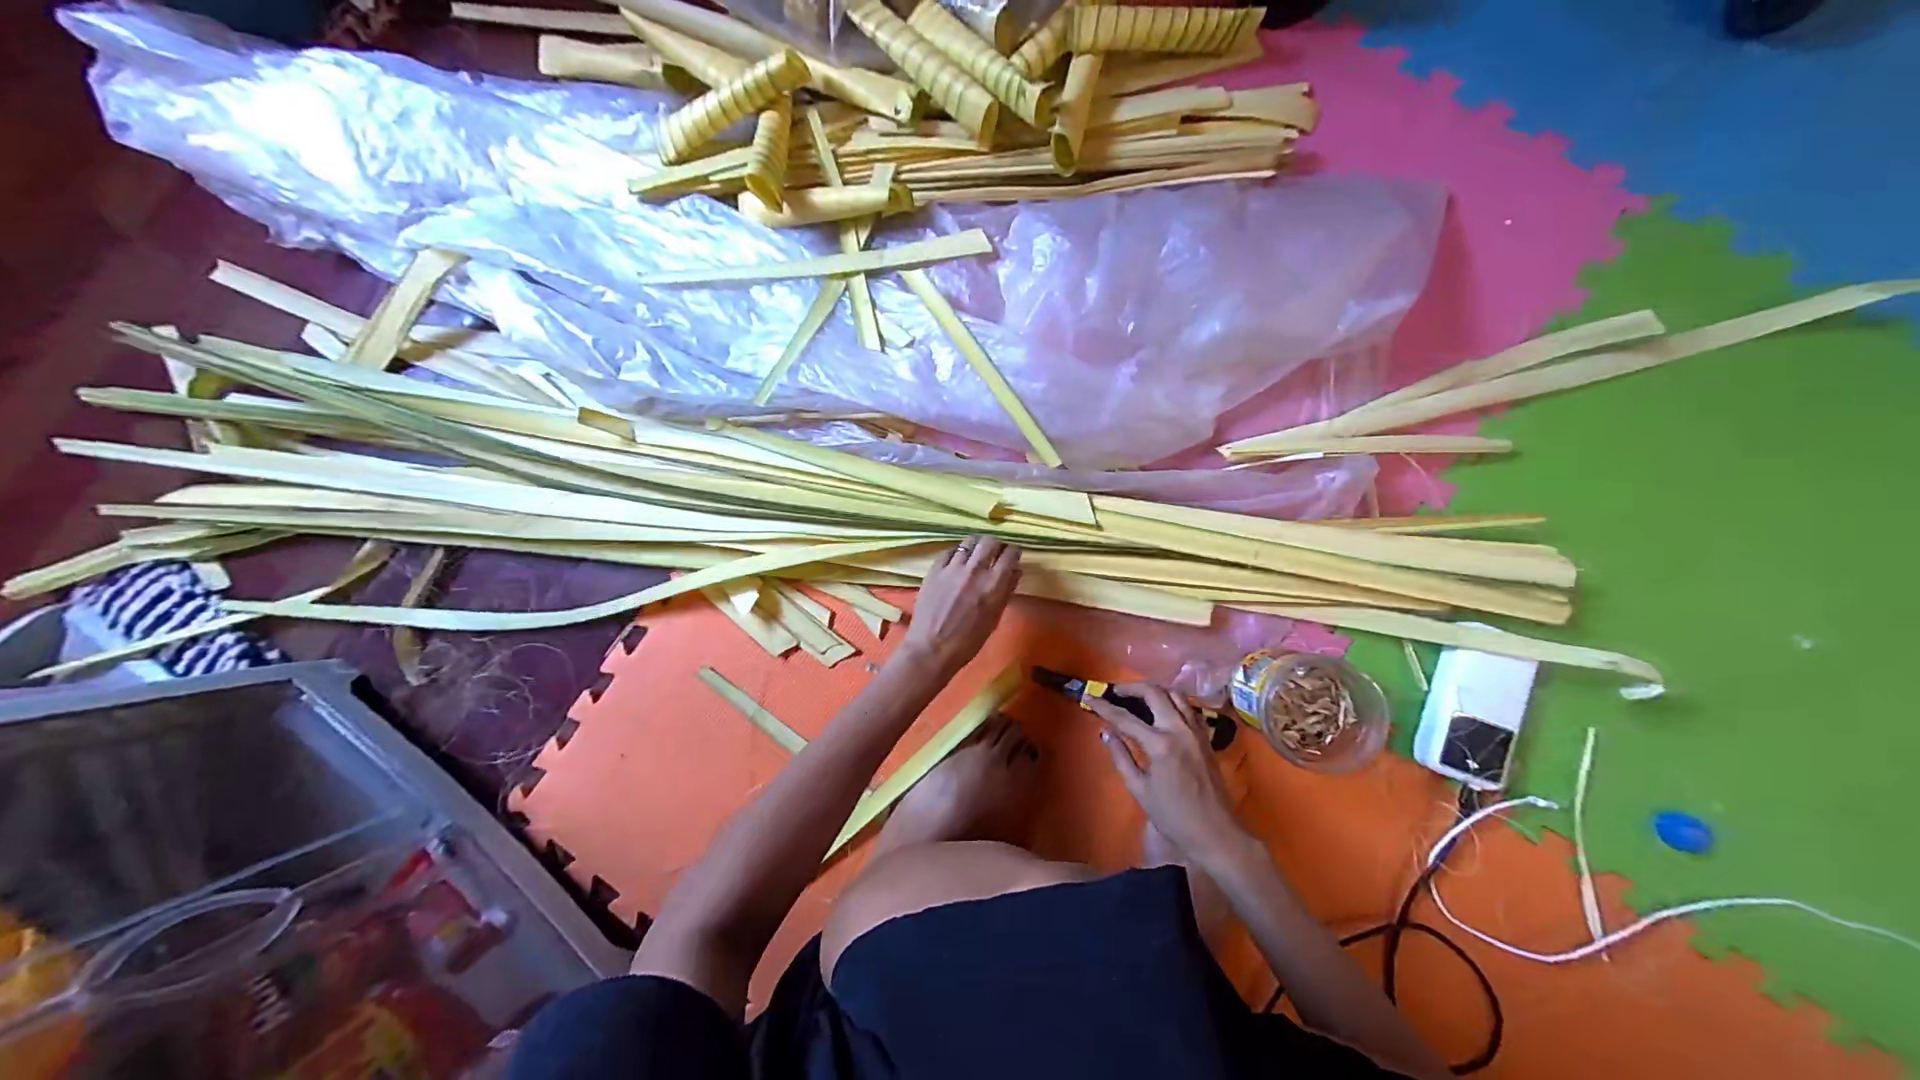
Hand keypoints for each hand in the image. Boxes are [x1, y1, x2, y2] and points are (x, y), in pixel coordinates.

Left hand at [899, 536, 1020, 676]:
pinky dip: (956, 553)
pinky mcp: (935, 570)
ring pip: (968, 542)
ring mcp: (953, 568)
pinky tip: (957, 561)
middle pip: (990, 541)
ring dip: (976, 546)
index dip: (1014, 552)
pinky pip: (949, 551)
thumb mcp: (994, 618)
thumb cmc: (968, 641)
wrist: (932, 649)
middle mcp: (975, 570)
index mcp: (994, 585)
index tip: (1012, 555)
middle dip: (996, 544)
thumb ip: (1006, 591)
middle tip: (995, 552)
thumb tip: (1015, 571)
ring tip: (975, 554)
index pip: (1010, 554)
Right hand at [1087, 684, 1252, 870]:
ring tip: (1137, 697)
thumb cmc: (1173, 816)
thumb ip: (1121, 756)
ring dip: (1154, 690)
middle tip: (1114, 692)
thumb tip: (1106, 731)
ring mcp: (1196, 731)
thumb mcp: (1139, 789)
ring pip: (1175, 694)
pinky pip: (1188, 707)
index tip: (1089, 698)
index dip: (1104, 706)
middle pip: (1154, 693)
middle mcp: (1180, 729)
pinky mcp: (1206, 737)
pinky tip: (1162, 711)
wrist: (1215, 833)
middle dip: (1130, 688)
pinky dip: (1172, 701)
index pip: (1125, 717)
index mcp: (1160, 744)